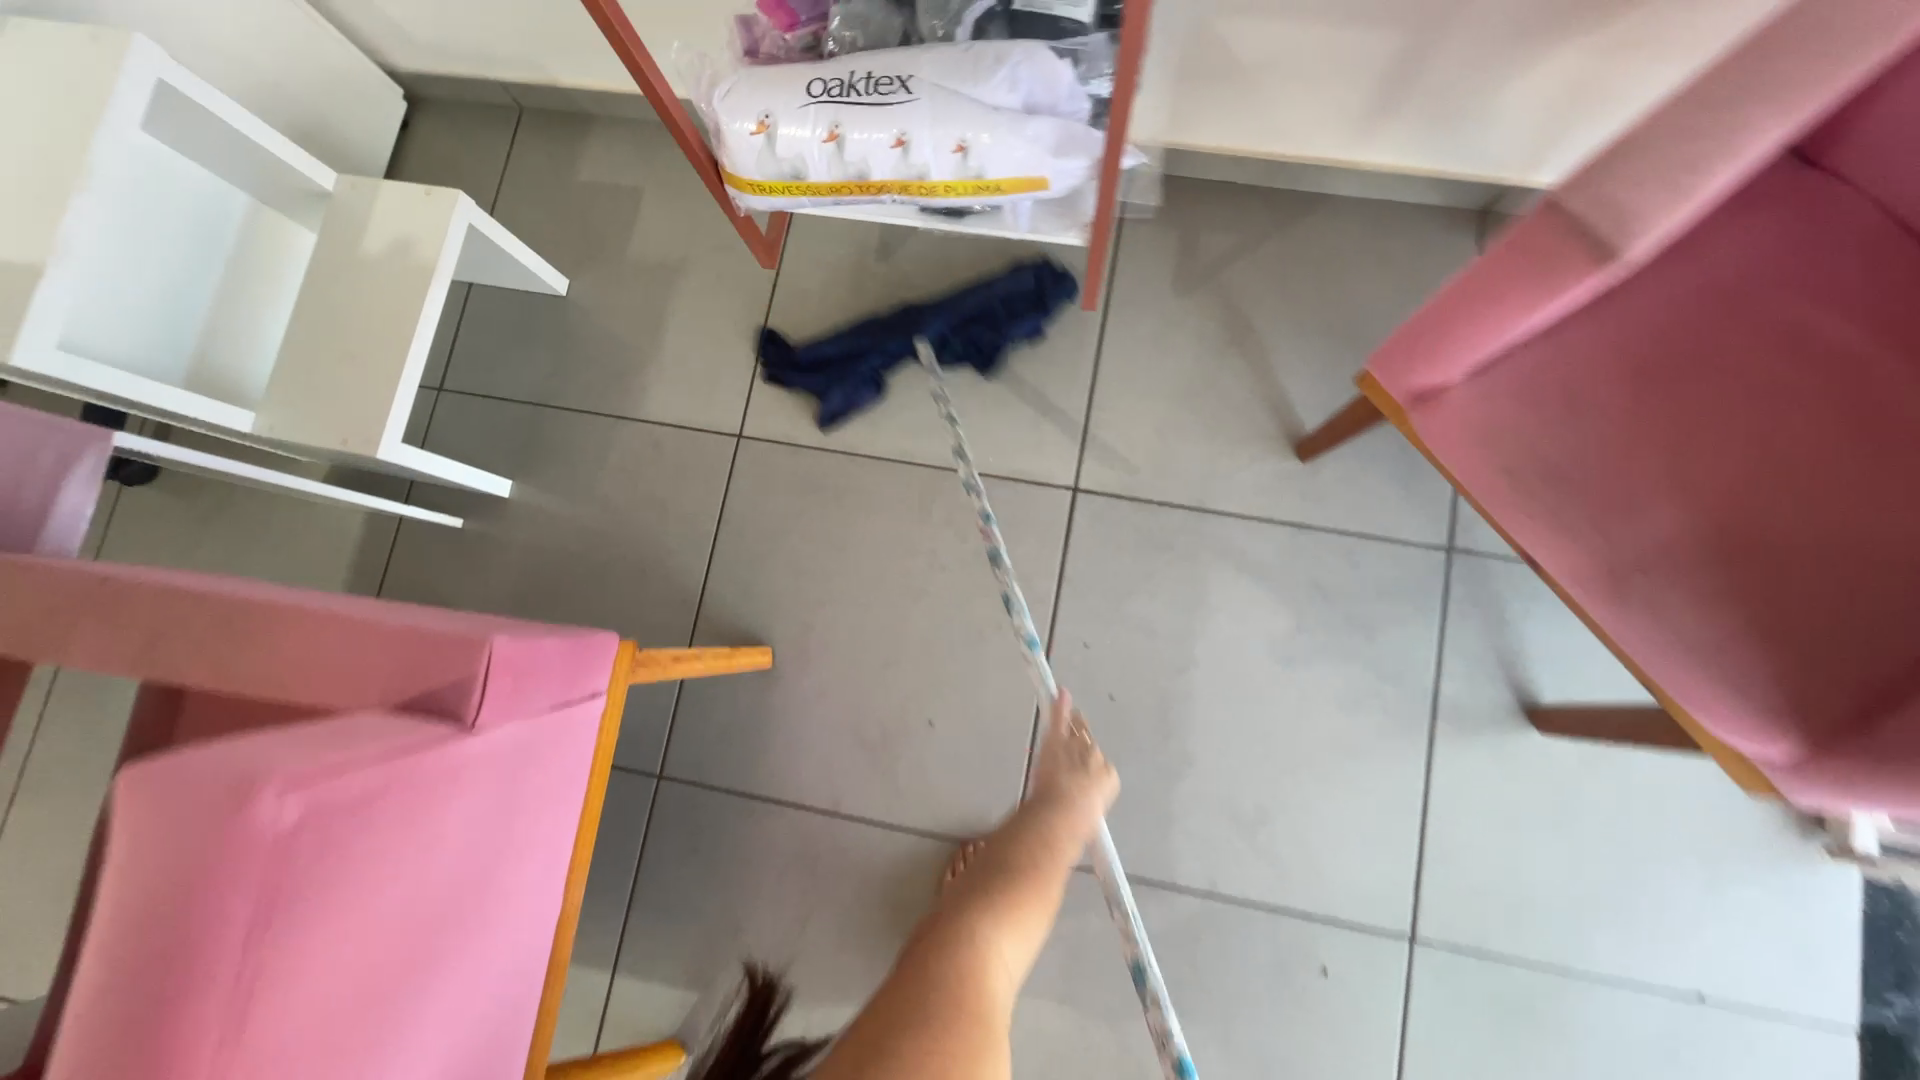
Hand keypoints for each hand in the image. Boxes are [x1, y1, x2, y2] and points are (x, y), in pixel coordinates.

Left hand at [1027, 690, 1118, 835]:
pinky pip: (1059, 719)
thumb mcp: (1089, 818)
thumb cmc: (1076, 823)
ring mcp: (1076, 746)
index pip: (1101, 766)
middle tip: (1074, 743)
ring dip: (1074, 724)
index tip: (1080, 770)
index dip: (1088, 767)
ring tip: (1073, 716)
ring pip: (1077, 731)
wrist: (1061, 813)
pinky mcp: (1057, 740)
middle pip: (1090, 745)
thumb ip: (1087, 807)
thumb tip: (1079, 816)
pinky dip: (1060, 705)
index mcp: (1109, 779)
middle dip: (1082, 744)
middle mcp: (1097, 758)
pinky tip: (1060, 692)